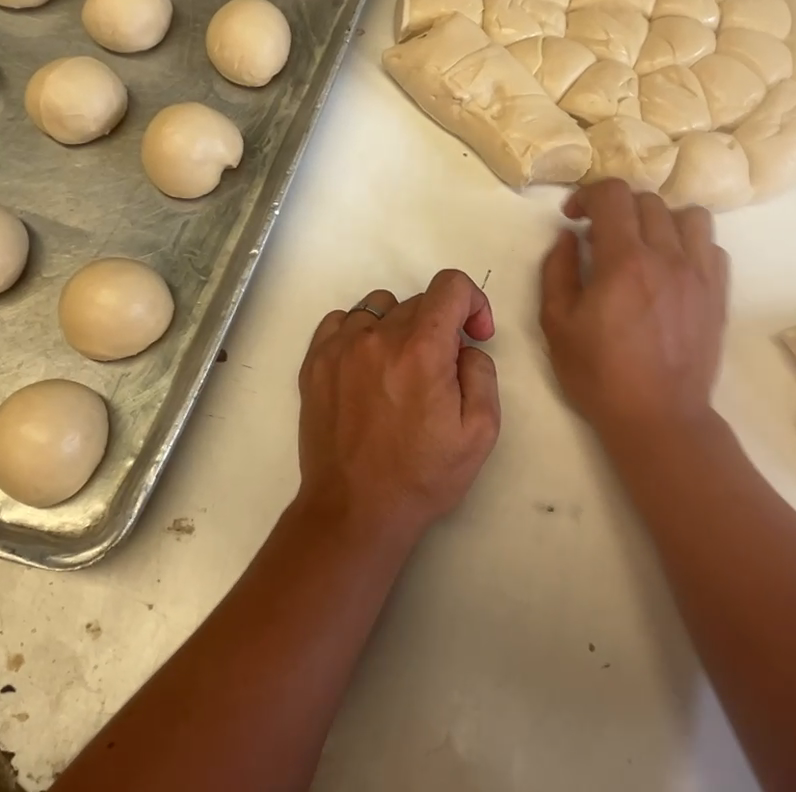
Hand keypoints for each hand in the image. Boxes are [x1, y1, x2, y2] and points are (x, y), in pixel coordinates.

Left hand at [296, 269, 501, 540]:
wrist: (355, 509)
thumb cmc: (422, 476)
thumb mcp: (480, 433)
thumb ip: (481, 373)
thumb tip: (464, 347)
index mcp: (421, 350)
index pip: (450, 285)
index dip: (472, 302)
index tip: (474, 335)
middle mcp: (376, 337)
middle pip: (417, 301)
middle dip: (440, 326)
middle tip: (440, 372)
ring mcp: (339, 348)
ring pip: (378, 307)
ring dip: (399, 327)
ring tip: (401, 368)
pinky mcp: (315, 363)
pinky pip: (340, 322)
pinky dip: (360, 333)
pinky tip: (368, 365)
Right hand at [540, 180, 728, 436]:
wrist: (659, 416)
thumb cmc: (600, 375)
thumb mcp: (557, 325)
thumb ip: (557, 271)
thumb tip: (568, 237)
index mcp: (623, 261)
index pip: (612, 194)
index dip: (587, 195)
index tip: (574, 217)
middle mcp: (667, 256)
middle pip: (647, 200)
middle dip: (617, 208)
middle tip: (600, 236)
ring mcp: (699, 273)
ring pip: (688, 215)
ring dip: (660, 219)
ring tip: (643, 244)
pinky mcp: (719, 293)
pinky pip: (711, 246)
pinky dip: (689, 245)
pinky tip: (671, 268)